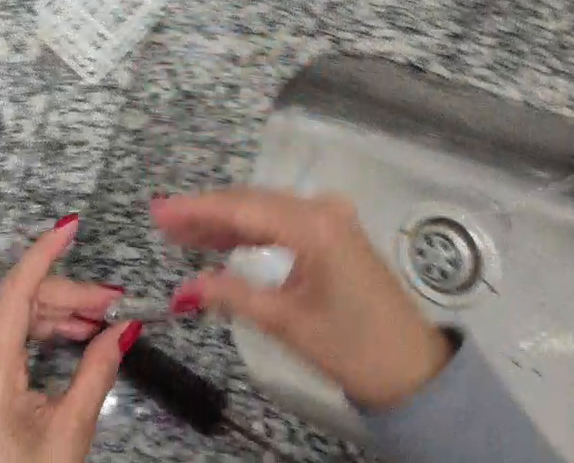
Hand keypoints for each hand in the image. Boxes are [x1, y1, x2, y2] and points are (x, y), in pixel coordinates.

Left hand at [0, 216, 140, 461]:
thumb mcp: (69, 431)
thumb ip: (97, 371)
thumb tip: (127, 328)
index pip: (16, 290)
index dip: (45, 253)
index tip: (72, 226)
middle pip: (21, 302)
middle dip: (70, 295)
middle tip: (115, 303)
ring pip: (17, 317)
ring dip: (60, 313)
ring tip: (103, 321)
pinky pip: (10, 338)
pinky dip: (44, 332)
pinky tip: (77, 337)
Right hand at [152, 188, 451, 409]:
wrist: (414, 371)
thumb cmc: (353, 347)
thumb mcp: (287, 323)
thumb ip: (233, 296)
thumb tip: (185, 289)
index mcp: (314, 227)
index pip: (242, 208)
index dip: (196, 209)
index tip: (159, 211)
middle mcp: (322, 210)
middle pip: (251, 202)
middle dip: (205, 213)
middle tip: (162, 222)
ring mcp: (330, 218)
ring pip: (263, 209)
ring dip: (223, 221)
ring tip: (181, 232)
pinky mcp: (332, 233)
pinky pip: (280, 221)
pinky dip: (249, 230)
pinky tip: (220, 238)